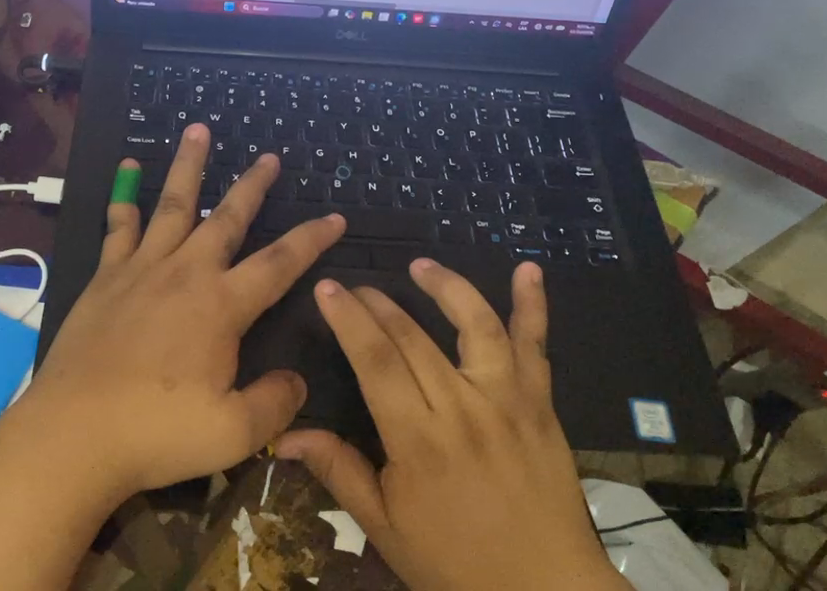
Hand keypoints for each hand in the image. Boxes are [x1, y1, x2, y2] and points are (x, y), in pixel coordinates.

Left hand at [19, 123, 345, 498]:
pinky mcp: (106, 278)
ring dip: (189, 167)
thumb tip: (297, 381)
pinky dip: (125, 195)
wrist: (74, 433)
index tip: (335, 216)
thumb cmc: (157, 432)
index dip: (311, 239)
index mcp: (221, 306)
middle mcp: (185, 274)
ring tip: (198, 130)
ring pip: (172, 205)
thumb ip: (275, 401)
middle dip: (252, 185)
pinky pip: (119, 225)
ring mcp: (141, 270)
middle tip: (269, 156)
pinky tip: (127, 168)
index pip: (279, 264)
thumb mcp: (234, 432)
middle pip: (227, 218)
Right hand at [276, 262, 625, 590]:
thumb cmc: (457, 566)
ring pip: (475, 325)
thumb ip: (340, 472)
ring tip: (420, 265)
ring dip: (446, 287)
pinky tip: (528, 270)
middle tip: (354, 287)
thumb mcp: (386, 528)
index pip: (375, 360)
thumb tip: (286, 436)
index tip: (327, 288)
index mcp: (418, 440)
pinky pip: (537, 346)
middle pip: (413, 336)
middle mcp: (462, 408)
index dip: (348, 319)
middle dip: (378, 304)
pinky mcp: (541, 405)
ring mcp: (507, 401)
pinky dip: (534, 305)